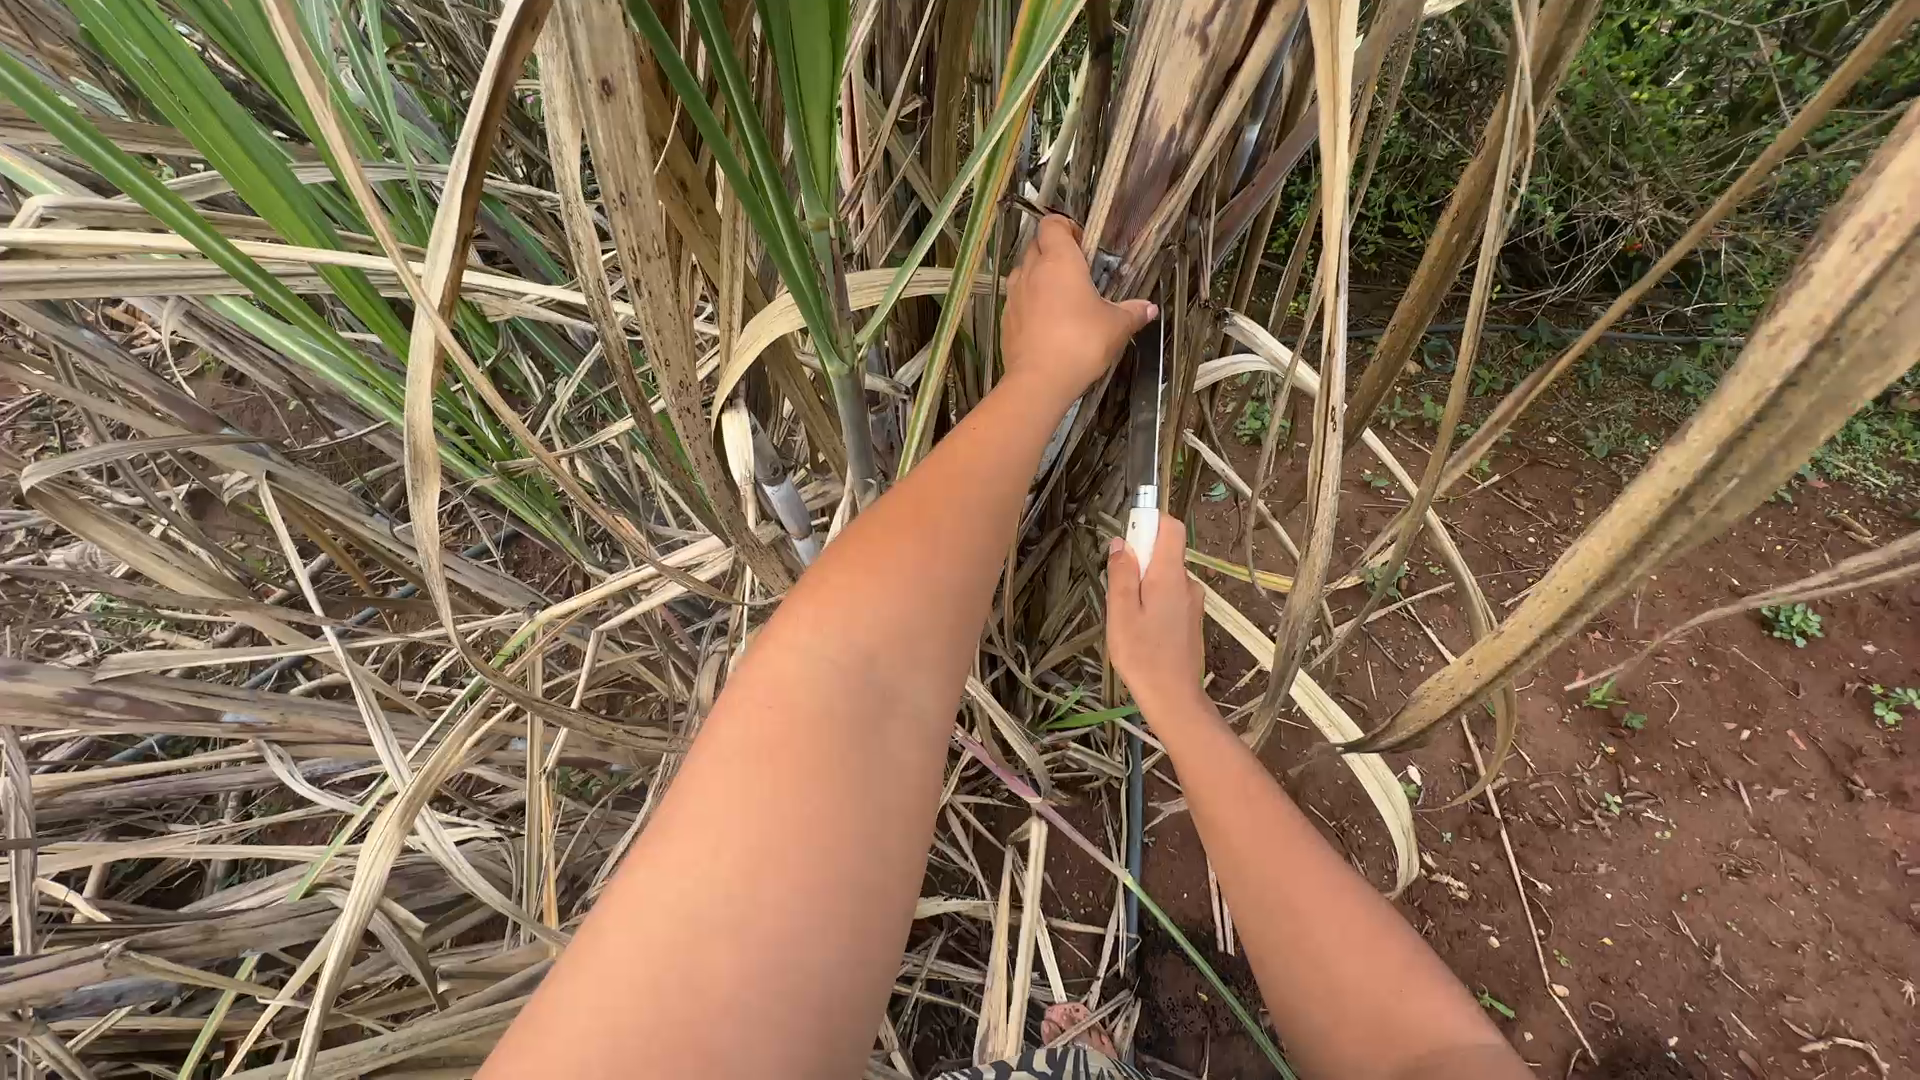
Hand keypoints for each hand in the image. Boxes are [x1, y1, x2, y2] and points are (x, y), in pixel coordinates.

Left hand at [1002, 215, 1156, 402]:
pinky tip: (1044, 323)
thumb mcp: (1115, 327)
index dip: (1066, 228)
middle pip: (1035, 245)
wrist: (1039, 381)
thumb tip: (1150, 309)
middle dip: (1052, 251)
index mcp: (1059, 261)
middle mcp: (1031, 272)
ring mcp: (1014, 296)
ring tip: (1058, 297)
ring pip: (1022, 273)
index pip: (1052, 224)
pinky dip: (1028, 304)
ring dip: (1037, 276)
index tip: (1082, 243)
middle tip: (1074, 271)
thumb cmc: (1081, 343)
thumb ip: (1132, 313)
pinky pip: (1016, 301)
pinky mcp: (1005, 321)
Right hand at [1106, 513, 1207, 716]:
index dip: (1151, 520)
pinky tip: (1141, 630)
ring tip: (1127, 618)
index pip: (1171, 527)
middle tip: (1118, 593)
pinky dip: (1153, 601)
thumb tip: (1120, 543)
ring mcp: (1193, 602)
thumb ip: (1121, 574)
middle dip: (1139, 561)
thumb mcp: (1121, 613)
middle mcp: (1188, 583)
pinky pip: (1170, 596)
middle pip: (1165, 553)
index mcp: (1170, 576)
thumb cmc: (1142, 655)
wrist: (1174, 697)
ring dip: (1144, 585)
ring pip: (1165, 577)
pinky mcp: (1192, 619)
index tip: (1128, 535)